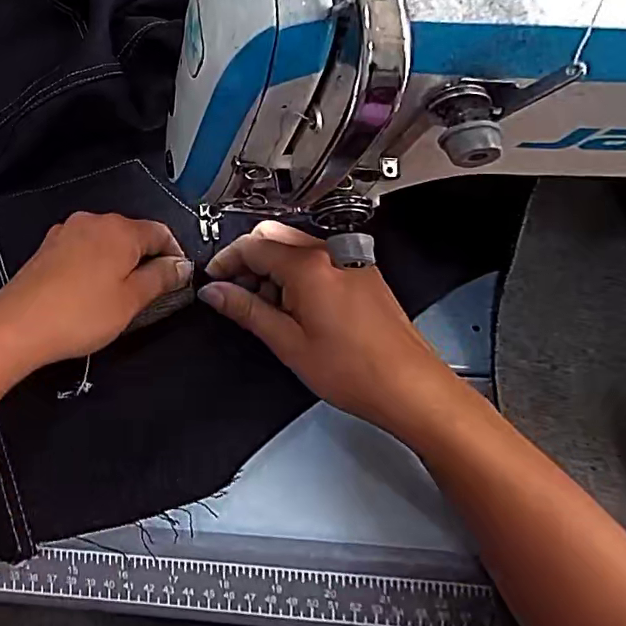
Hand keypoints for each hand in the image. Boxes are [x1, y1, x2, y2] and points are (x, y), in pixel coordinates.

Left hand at [0, 213, 191, 375]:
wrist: (14, 327)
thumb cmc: (79, 314)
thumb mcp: (131, 301)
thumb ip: (161, 278)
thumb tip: (181, 266)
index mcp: (120, 229)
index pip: (161, 232)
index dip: (175, 255)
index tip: (178, 279)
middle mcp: (94, 221)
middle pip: (133, 234)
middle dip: (146, 259)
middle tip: (151, 294)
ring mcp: (67, 231)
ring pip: (107, 242)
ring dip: (119, 263)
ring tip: (118, 297)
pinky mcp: (48, 247)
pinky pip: (83, 249)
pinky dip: (94, 265)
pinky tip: (89, 293)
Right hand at [198, 222, 467, 442]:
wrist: (411, 386)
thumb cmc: (360, 371)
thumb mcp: (289, 344)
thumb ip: (247, 311)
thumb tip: (217, 293)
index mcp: (309, 266)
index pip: (252, 246)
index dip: (226, 261)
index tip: (215, 279)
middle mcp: (331, 253)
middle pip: (273, 238)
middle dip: (248, 261)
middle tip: (234, 293)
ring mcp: (349, 259)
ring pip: (295, 248)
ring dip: (272, 268)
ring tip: (266, 309)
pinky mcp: (361, 272)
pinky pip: (318, 259)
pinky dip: (297, 274)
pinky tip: (296, 308)